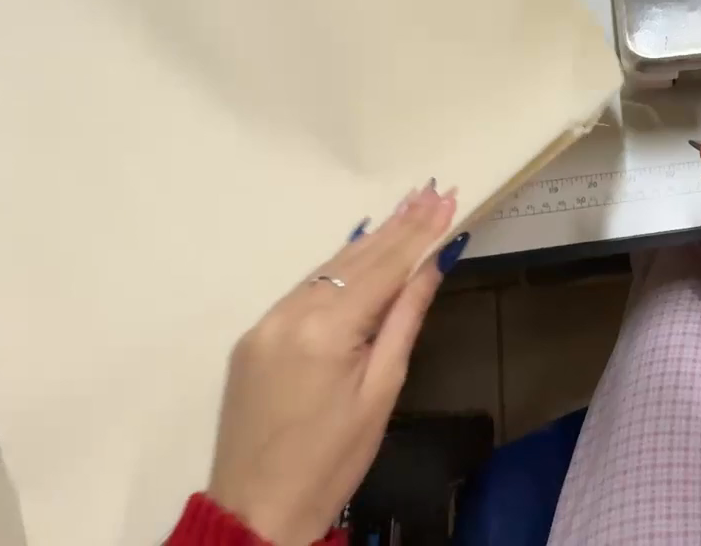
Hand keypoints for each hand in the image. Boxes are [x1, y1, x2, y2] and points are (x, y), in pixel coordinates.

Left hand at [206, 184, 468, 545]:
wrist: (255, 514)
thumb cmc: (335, 458)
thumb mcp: (383, 389)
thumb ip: (405, 318)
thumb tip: (433, 263)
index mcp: (326, 330)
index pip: (385, 266)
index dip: (420, 232)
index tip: (446, 198)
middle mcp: (290, 313)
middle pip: (357, 257)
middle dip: (400, 224)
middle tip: (432, 188)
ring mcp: (266, 322)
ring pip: (330, 267)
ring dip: (372, 238)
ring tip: (407, 205)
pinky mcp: (254, 335)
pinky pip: (307, 287)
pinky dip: (341, 265)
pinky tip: (364, 243)